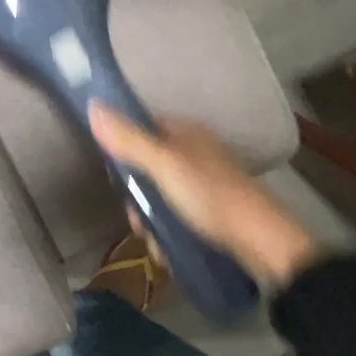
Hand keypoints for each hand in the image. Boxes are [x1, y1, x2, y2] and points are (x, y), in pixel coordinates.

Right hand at [89, 104, 318, 284]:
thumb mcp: (163, 166)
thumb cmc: (210, 196)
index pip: (143, 128)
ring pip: (159, 197)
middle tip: (137, 219)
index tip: (116, 176)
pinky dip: (167, 234)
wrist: (262, 243)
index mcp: (187, 134)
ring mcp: (205, 185)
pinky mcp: (212, 214)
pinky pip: (177, 218)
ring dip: (150, 222)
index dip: (123, 148)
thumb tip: (92, 104)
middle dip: (136, 198)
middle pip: (147, 168)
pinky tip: (166, 251)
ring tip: (153, 242)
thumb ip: (128, 139)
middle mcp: (196, 154)